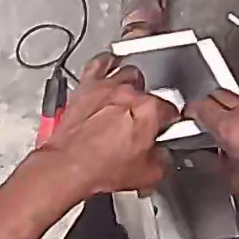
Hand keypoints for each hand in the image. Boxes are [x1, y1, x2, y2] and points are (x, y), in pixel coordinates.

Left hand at [34, 53, 178, 196]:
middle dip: (149, 106)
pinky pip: (99, 63)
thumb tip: (164, 156)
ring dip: (132, 84)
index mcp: (150, 111)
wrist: (68, 166)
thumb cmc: (100, 167)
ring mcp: (107, 86)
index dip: (170, 122)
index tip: (165, 128)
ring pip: (129, 72)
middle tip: (143, 121)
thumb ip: (164, 161)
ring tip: (130, 96)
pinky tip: (109, 67)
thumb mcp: (147, 174)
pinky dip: (107, 63)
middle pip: (150, 92)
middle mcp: (129, 93)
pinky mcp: (86, 86)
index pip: (171, 110)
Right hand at [184, 89, 238, 215]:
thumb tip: (205, 157)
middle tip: (207, 124)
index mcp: (233, 127)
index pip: (201, 106)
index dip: (191, 113)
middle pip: (221, 95)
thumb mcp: (237, 184)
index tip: (189, 118)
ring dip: (237, 115)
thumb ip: (215, 163)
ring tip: (238, 140)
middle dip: (211, 107)